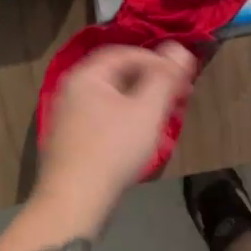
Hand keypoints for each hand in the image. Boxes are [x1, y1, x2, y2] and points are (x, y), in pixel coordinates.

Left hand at [37, 42, 197, 212]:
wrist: (74, 202)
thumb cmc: (113, 149)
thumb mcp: (147, 110)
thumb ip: (165, 77)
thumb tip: (179, 48)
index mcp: (86, 76)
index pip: (126, 54)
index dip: (158, 61)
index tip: (183, 77)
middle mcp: (71, 90)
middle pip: (119, 75)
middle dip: (153, 82)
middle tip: (179, 96)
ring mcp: (68, 117)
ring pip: (113, 99)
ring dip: (142, 102)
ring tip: (165, 117)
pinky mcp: (71, 141)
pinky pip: (104, 118)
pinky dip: (126, 119)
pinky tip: (142, 137)